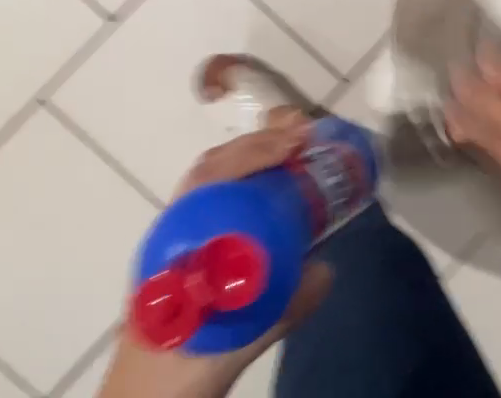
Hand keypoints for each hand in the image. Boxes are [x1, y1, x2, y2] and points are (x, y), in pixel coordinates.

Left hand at [100, 112, 333, 397]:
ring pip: (214, 182)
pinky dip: (249, 187)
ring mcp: (180, 240)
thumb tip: (326, 268)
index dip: (254, 150)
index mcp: (176, 240)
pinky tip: (276, 197)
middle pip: (213, 168)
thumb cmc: (184, 364)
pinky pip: (220, 206)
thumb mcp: (237, 338)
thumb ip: (283, 305)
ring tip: (295, 153)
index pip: (211, 175)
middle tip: (304, 137)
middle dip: (259, 143)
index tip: (295, 141)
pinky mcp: (191, 256)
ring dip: (253, 160)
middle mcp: (174, 230)